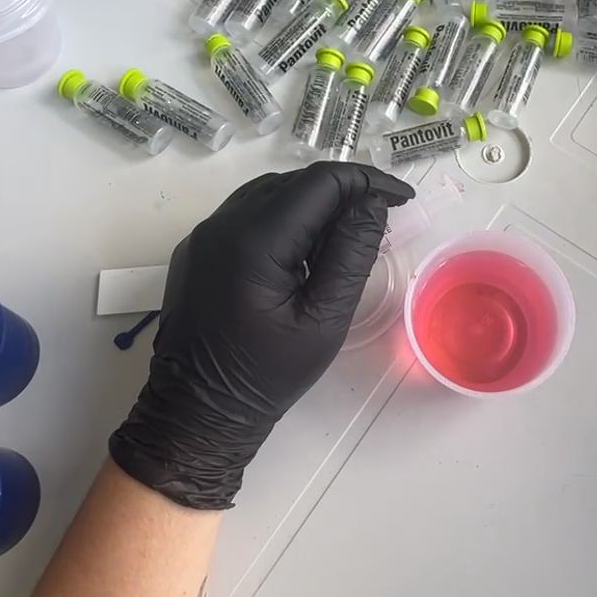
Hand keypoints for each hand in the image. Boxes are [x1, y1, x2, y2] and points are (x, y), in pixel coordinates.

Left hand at [110, 162, 414, 508]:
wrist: (196, 414)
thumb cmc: (267, 375)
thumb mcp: (325, 319)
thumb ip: (351, 253)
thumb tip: (372, 203)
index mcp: (255, 240)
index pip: (321, 181)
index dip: (368, 181)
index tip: (401, 199)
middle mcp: (222, 224)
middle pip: (295, 181)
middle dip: (343, 191)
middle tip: (378, 220)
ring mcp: (204, 235)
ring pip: (270, 192)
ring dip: (313, 202)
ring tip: (345, 234)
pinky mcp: (197, 249)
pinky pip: (247, 214)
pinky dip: (284, 217)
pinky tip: (302, 250)